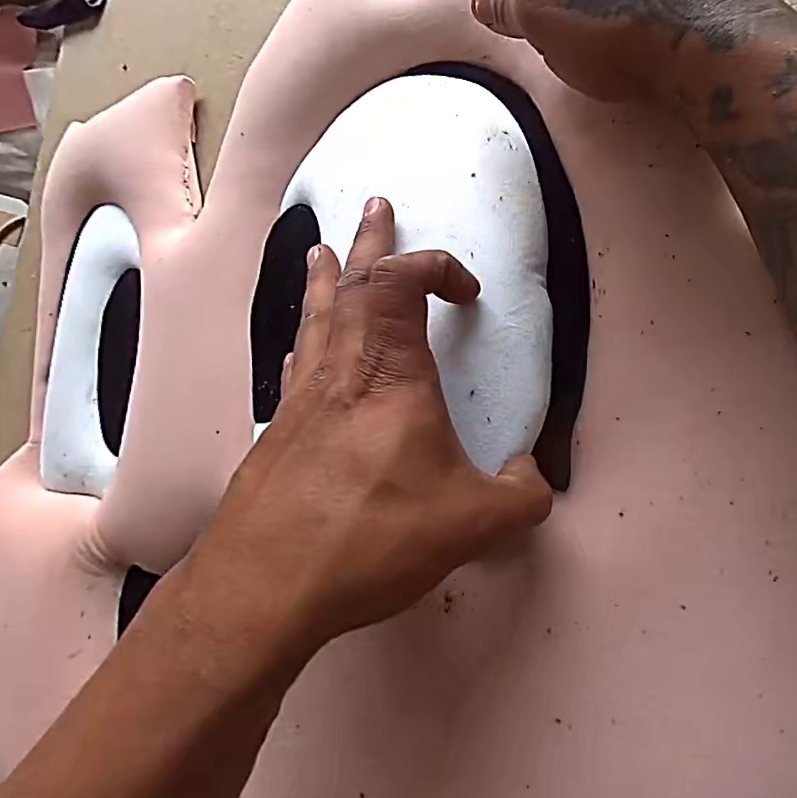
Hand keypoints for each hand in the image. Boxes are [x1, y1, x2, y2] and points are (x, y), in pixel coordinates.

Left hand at [183, 197, 553, 656]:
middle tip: (376, 208)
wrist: (262, 589)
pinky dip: (307, 339)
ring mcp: (301, 401)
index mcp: (390, 375)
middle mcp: (340, 372)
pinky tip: (304, 347)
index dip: (437, 268)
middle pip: (350, 283)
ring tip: (323, 250)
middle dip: (371, 242)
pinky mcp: (278, 434)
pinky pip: (296, 364)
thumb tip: (533, 480)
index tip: (467, 292)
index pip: (404, 283)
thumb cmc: (368, 539)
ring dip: (326, 279)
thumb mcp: (472, 524)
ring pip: (313, 317)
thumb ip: (521, 498)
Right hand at [471, 0, 796, 102]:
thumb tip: (492, 1)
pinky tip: (618, 37)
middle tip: (533, 30)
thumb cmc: (624, 19)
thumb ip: (501, 2)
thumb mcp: (534, 14)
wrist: (708, 49)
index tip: (490, 9)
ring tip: (580, 40)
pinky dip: (620, 4)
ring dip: (583, 0)